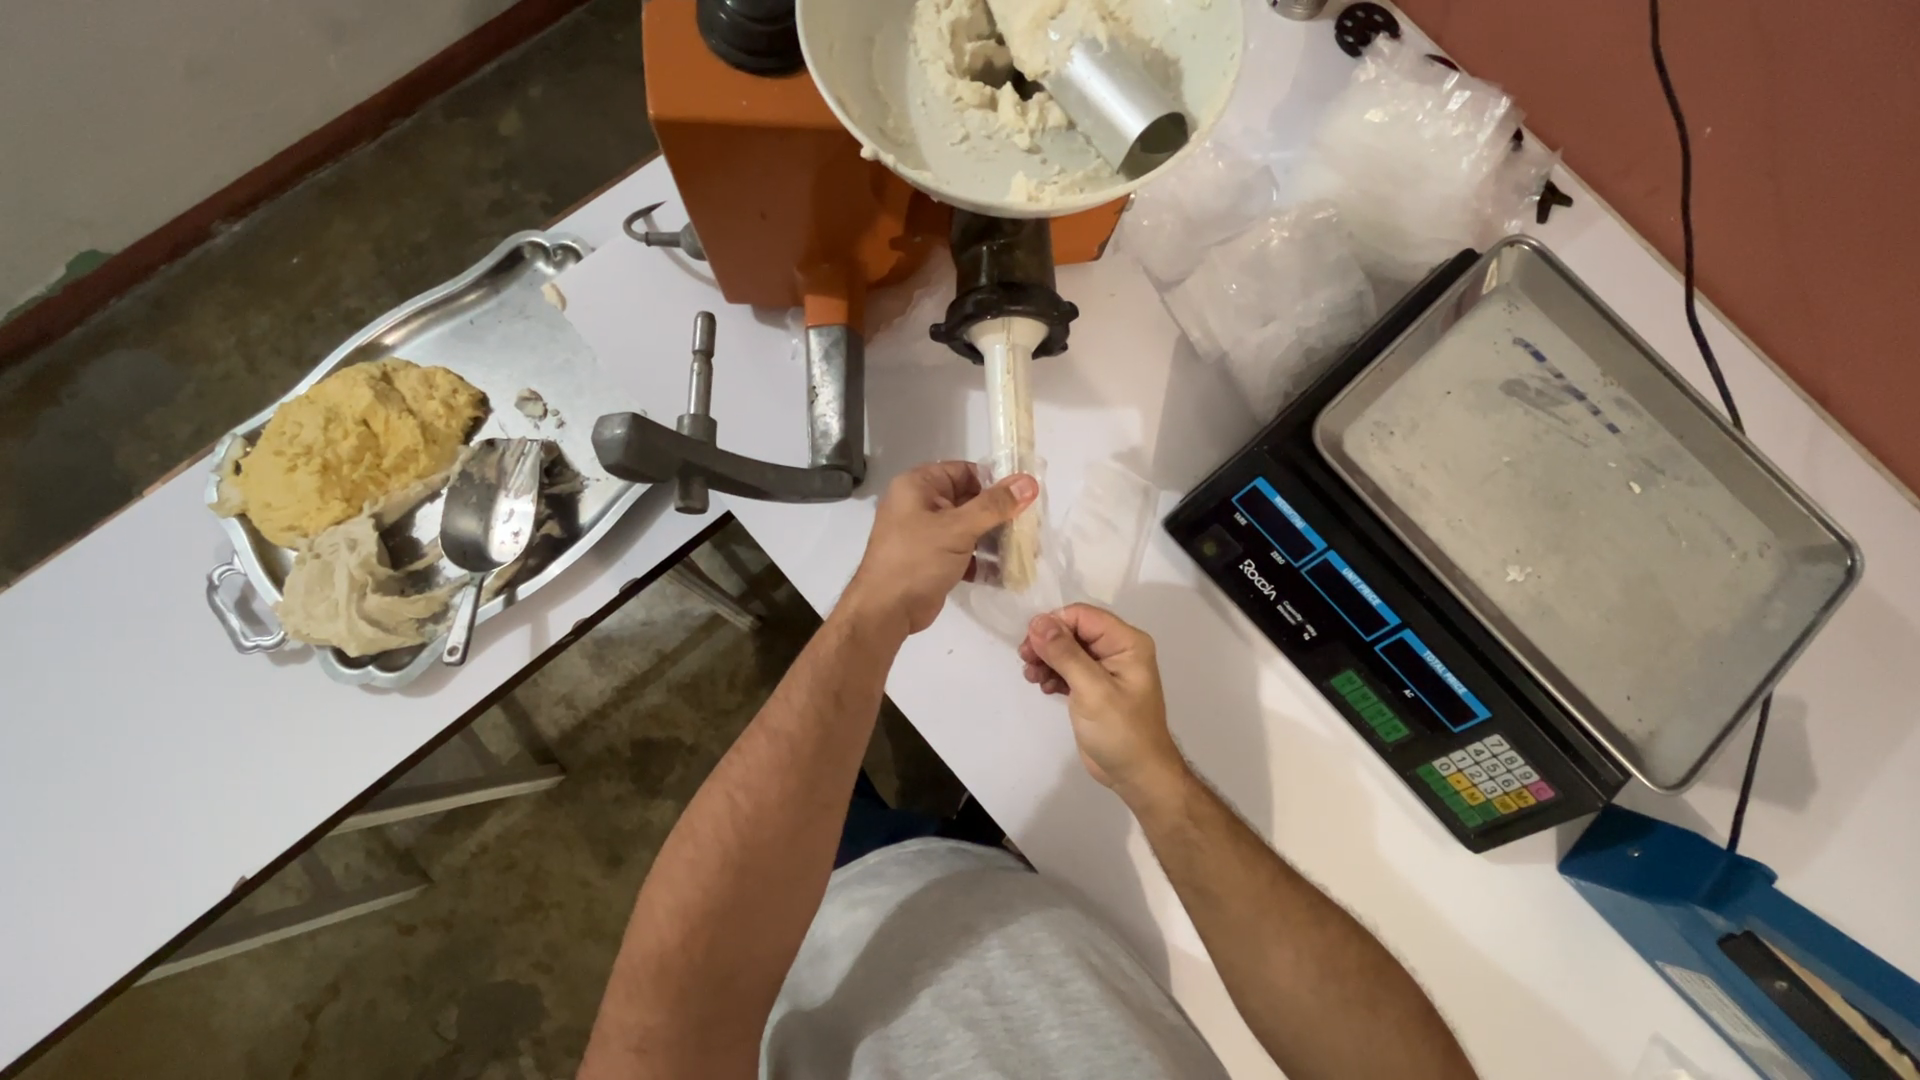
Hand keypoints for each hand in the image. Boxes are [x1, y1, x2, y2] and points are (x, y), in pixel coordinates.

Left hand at [840, 461, 1037, 639]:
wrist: (885, 611)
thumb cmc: (917, 560)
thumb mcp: (958, 528)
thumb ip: (995, 506)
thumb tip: (1028, 482)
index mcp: (918, 486)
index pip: (964, 472)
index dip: (994, 482)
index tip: (1024, 497)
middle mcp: (920, 505)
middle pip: (969, 501)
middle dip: (999, 516)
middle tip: (1030, 527)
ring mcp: (925, 534)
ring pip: (968, 529)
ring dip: (994, 540)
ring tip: (1025, 551)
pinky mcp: (932, 560)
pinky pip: (963, 552)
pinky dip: (982, 561)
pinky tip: (1006, 573)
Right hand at [1019, 604, 1184, 795]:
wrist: (1136, 776)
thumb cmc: (1121, 731)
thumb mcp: (1092, 690)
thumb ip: (1065, 653)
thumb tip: (1037, 622)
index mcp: (1126, 642)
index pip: (1083, 616)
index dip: (1055, 624)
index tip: (1030, 644)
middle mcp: (1117, 650)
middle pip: (1073, 631)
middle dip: (1047, 643)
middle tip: (1025, 659)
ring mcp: (1104, 669)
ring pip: (1066, 649)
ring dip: (1046, 659)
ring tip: (1032, 677)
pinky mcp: (1092, 687)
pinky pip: (1067, 668)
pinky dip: (1052, 674)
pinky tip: (1043, 687)